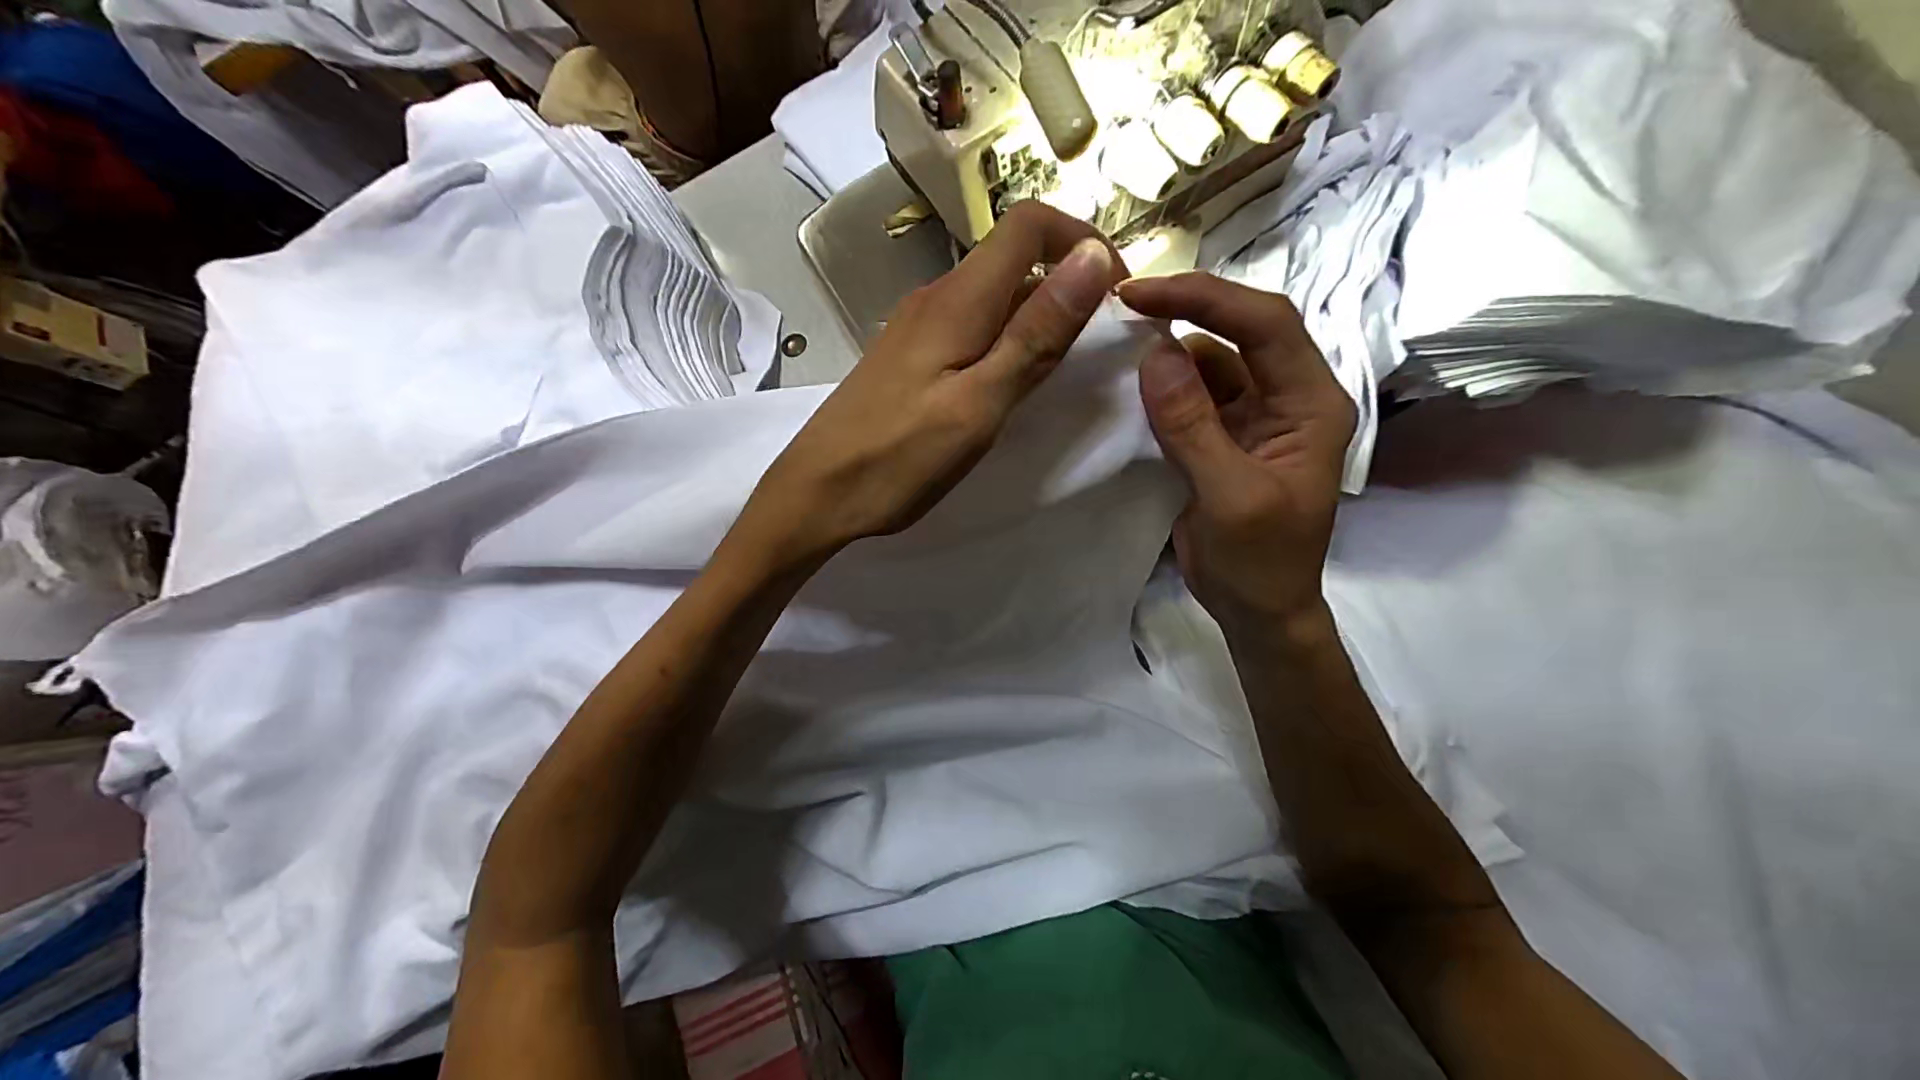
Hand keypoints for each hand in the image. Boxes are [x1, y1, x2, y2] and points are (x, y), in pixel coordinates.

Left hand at [732, 201, 1123, 565]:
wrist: (815, 495)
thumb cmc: (897, 458)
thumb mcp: (980, 403)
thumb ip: (1035, 334)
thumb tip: (1092, 259)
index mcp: (957, 300)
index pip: (1030, 225)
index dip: (1083, 241)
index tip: (1117, 295)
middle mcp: (936, 298)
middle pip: (1015, 261)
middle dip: (1068, 287)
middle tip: (1097, 349)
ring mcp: (918, 327)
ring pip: (995, 298)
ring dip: (1039, 320)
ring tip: (1059, 376)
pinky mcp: (910, 357)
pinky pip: (972, 329)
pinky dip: (1006, 344)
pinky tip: (1009, 390)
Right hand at [1117, 273, 1354, 627]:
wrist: (1257, 610)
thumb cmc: (1260, 562)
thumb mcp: (1230, 497)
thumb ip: (1193, 426)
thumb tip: (1154, 354)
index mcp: (1311, 403)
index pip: (1266, 325)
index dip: (1206, 299)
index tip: (1141, 294)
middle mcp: (1286, 396)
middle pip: (1239, 330)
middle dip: (1185, 311)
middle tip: (1121, 305)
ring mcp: (1252, 414)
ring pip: (1209, 359)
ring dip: (1167, 351)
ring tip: (1115, 346)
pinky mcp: (1221, 433)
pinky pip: (1189, 393)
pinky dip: (1159, 386)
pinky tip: (1127, 386)